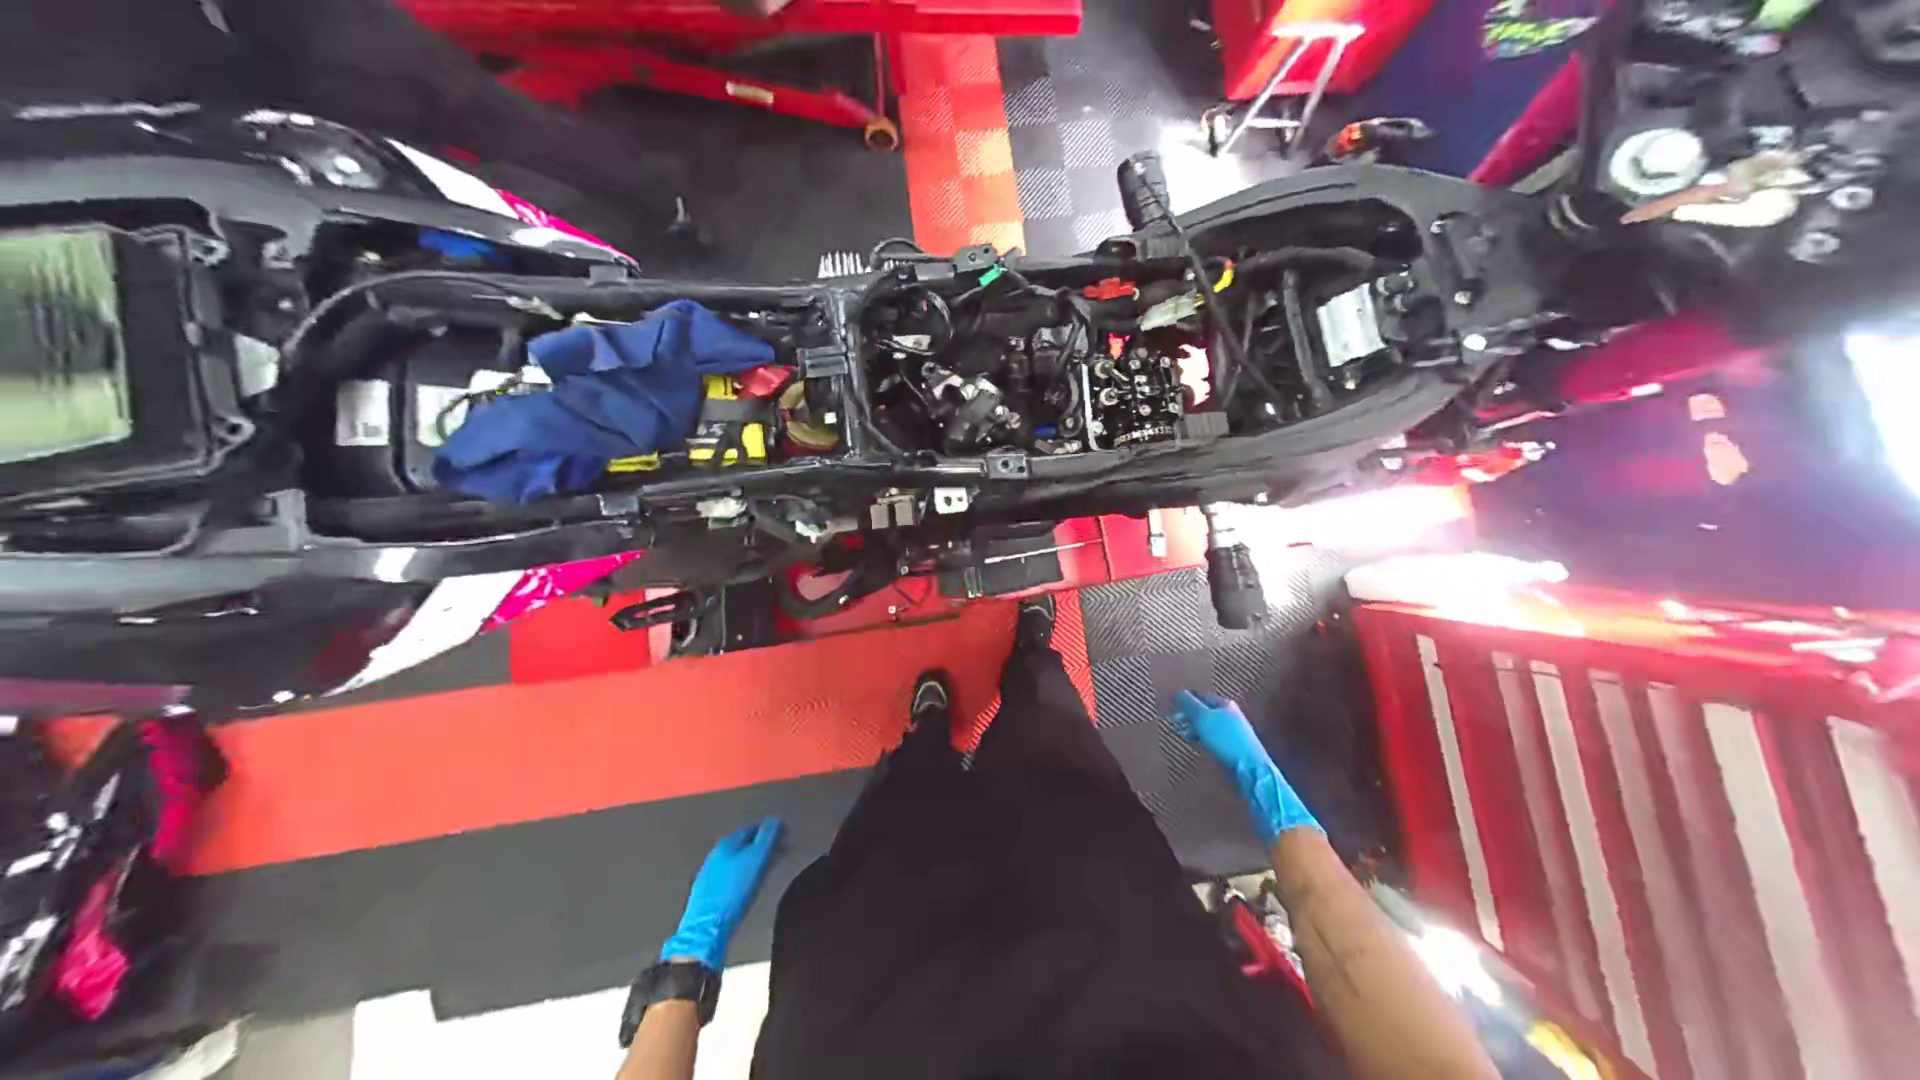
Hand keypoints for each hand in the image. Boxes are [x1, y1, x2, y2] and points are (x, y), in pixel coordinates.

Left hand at [660, 817, 783, 971]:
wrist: (707, 932)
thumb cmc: (732, 895)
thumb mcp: (756, 860)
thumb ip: (767, 838)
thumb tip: (775, 820)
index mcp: (726, 844)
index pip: (753, 828)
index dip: (772, 831)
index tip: (785, 836)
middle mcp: (715, 856)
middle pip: (745, 844)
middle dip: (764, 846)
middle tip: (781, 852)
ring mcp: (710, 876)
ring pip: (738, 861)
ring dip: (756, 861)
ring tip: (770, 868)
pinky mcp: (709, 894)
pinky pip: (731, 877)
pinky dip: (745, 875)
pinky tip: (752, 885)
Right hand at [1167, 691, 1319, 845]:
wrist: (1250, 769)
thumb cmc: (1225, 739)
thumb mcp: (1203, 718)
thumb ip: (1188, 703)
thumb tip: (1177, 692)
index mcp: (1224, 704)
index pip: (1199, 696)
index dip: (1184, 702)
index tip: (1170, 710)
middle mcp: (1229, 715)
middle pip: (1202, 710)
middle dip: (1187, 716)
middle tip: (1174, 723)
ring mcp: (1232, 731)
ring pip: (1206, 725)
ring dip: (1192, 728)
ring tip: (1182, 734)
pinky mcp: (1231, 746)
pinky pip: (1211, 737)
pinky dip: (1201, 738)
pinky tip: (1195, 743)